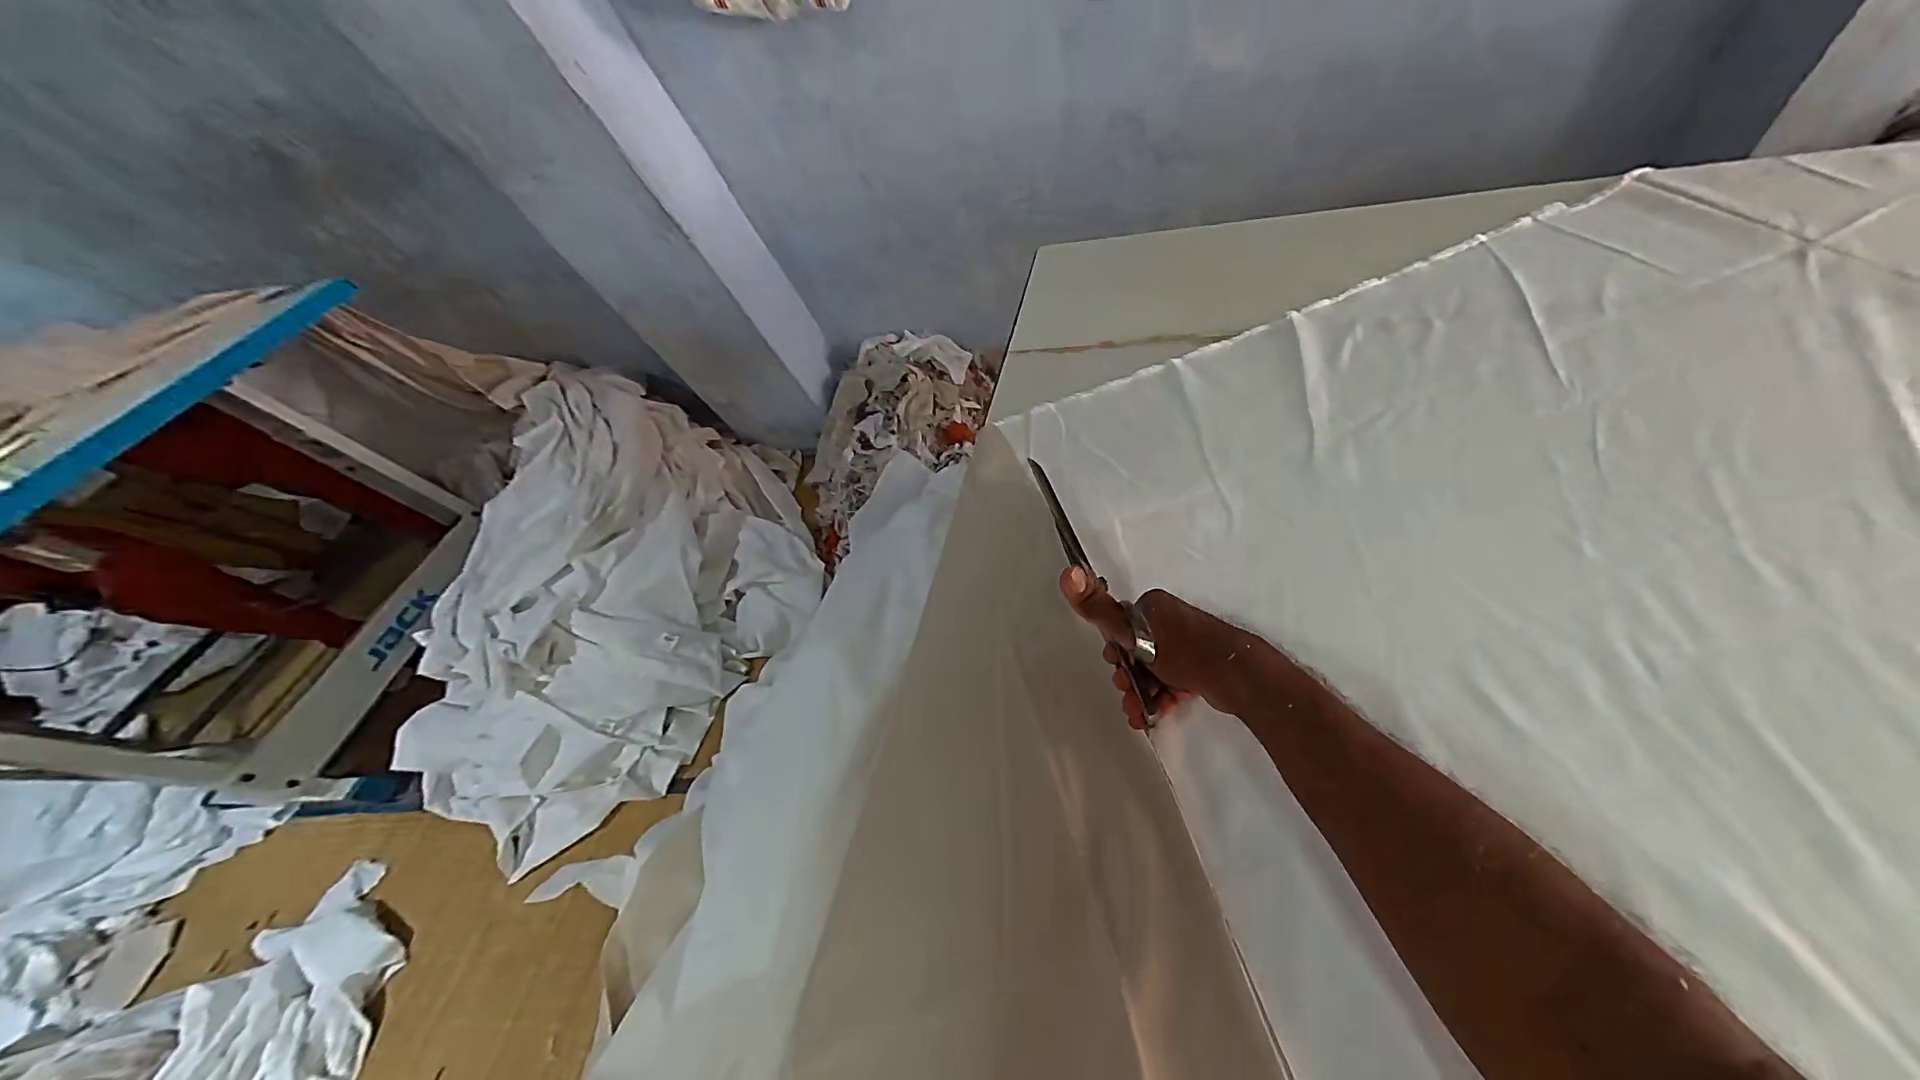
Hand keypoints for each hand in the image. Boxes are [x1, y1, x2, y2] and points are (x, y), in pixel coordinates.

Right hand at [1058, 567, 1276, 727]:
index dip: (1115, 652)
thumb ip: (1099, 609)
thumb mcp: (1133, 633)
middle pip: (1137, 652)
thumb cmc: (1185, 652)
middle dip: (1129, 678)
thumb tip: (1069, 572)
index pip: (1122, 627)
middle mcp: (1171, 621)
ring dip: (1142, 692)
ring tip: (1140, 712)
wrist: (1237, 677)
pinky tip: (1159, 712)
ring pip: (1154, 671)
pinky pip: (1173, 680)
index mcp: (1154, 608)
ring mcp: (1188, 644)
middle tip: (1128, 695)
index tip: (1116, 670)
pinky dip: (1162, 696)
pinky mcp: (1200, 666)